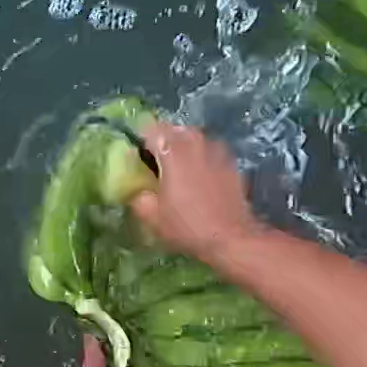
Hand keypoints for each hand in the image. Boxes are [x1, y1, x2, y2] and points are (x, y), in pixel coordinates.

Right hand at [128, 121, 257, 260]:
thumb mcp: (151, 216)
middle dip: (162, 140)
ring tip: (175, 168)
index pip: (150, 129)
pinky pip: (208, 149)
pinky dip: (199, 157)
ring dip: (181, 147)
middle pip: (173, 129)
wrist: (232, 237)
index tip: (137, 156)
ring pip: (192, 137)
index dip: (140, 140)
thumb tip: (134, 185)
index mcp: (172, 151)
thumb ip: (137, 195)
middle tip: (154, 162)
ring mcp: (216, 149)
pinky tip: (197, 177)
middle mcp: (195, 142)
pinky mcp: (230, 161)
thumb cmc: (186, 225)